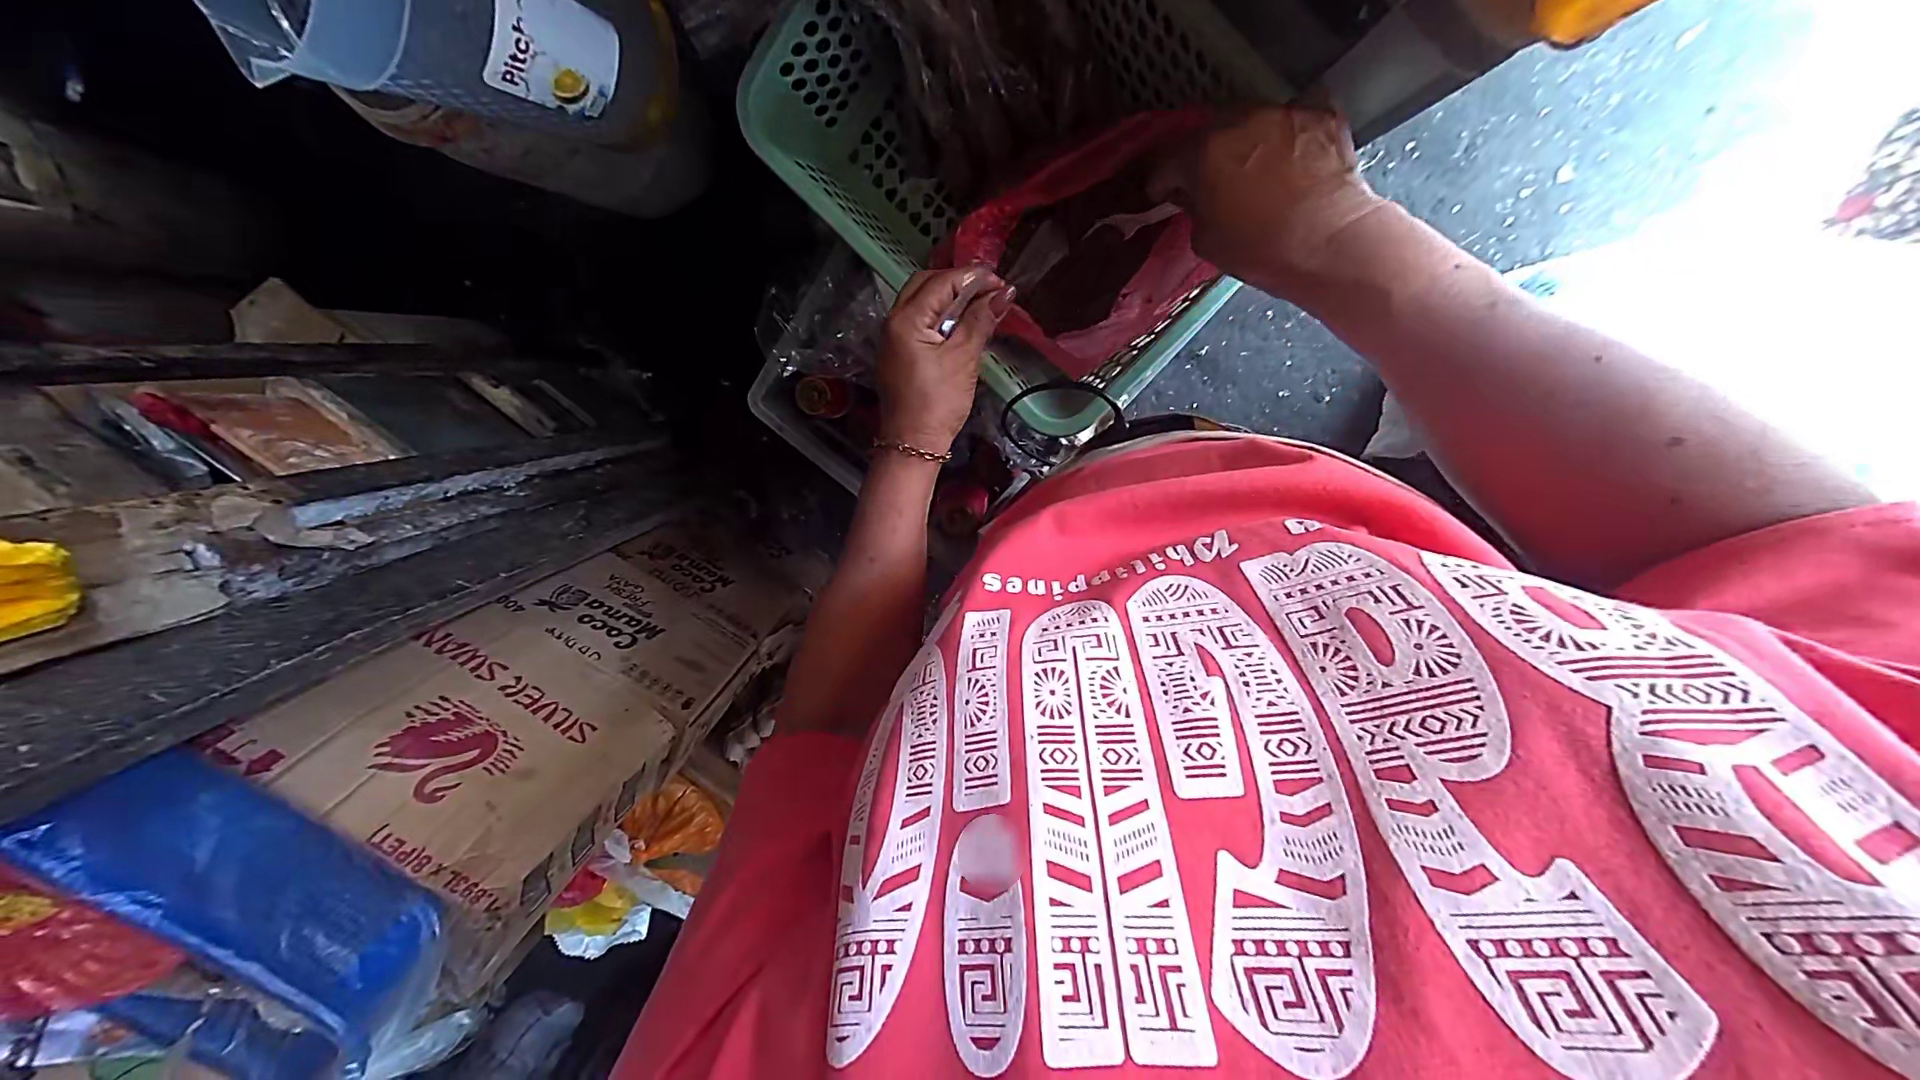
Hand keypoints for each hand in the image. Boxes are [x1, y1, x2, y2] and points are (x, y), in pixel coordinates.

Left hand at [875, 265, 1014, 454]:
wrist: (913, 444)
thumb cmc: (938, 403)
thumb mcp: (963, 358)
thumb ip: (981, 321)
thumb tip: (1004, 294)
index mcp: (905, 320)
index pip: (941, 283)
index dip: (973, 278)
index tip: (1000, 282)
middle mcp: (892, 322)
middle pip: (925, 285)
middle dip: (958, 282)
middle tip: (989, 288)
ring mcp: (892, 338)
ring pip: (921, 302)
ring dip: (949, 298)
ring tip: (980, 303)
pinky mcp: (898, 353)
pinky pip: (919, 321)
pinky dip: (940, 315)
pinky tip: (961, 322)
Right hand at [1150, 106, 1386, 298]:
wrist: (1328, 241)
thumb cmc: (1260, 248)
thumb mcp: (1206, 240)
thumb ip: (1192, 208)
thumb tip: (1193, 196)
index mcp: (1203, 152)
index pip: (1167, 161)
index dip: (1160, 181)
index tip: (1160, 193)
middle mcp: (1240, 121)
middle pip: (1209, 133)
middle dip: (1202, 156)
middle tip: (1205, 181)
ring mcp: (1283, 113)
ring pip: (1250, 123)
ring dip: (1243, 144)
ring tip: (1249, 171)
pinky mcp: (1320, 115)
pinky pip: (1290, 121)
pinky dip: (1283, 137)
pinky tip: (1286, 159)